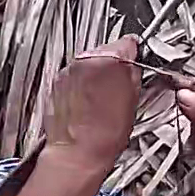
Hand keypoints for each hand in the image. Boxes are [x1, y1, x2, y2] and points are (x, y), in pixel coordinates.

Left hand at [44, 35, 141, 173]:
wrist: (77, 153)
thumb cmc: (105, 134)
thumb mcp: (134, 100)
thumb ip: (134, 74)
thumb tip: (134, 65)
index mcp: (112, 59)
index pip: (129, 42)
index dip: (135, 53)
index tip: (135, 61)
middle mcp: (88, 58)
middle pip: (108, 50)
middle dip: (114, 65)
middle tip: (119, 86)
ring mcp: (71, 69)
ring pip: (91, 61)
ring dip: (97, 73)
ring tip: (102, 98)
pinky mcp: (58, 79)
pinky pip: (76, 74)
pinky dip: (83, 83)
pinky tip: (88, 101)